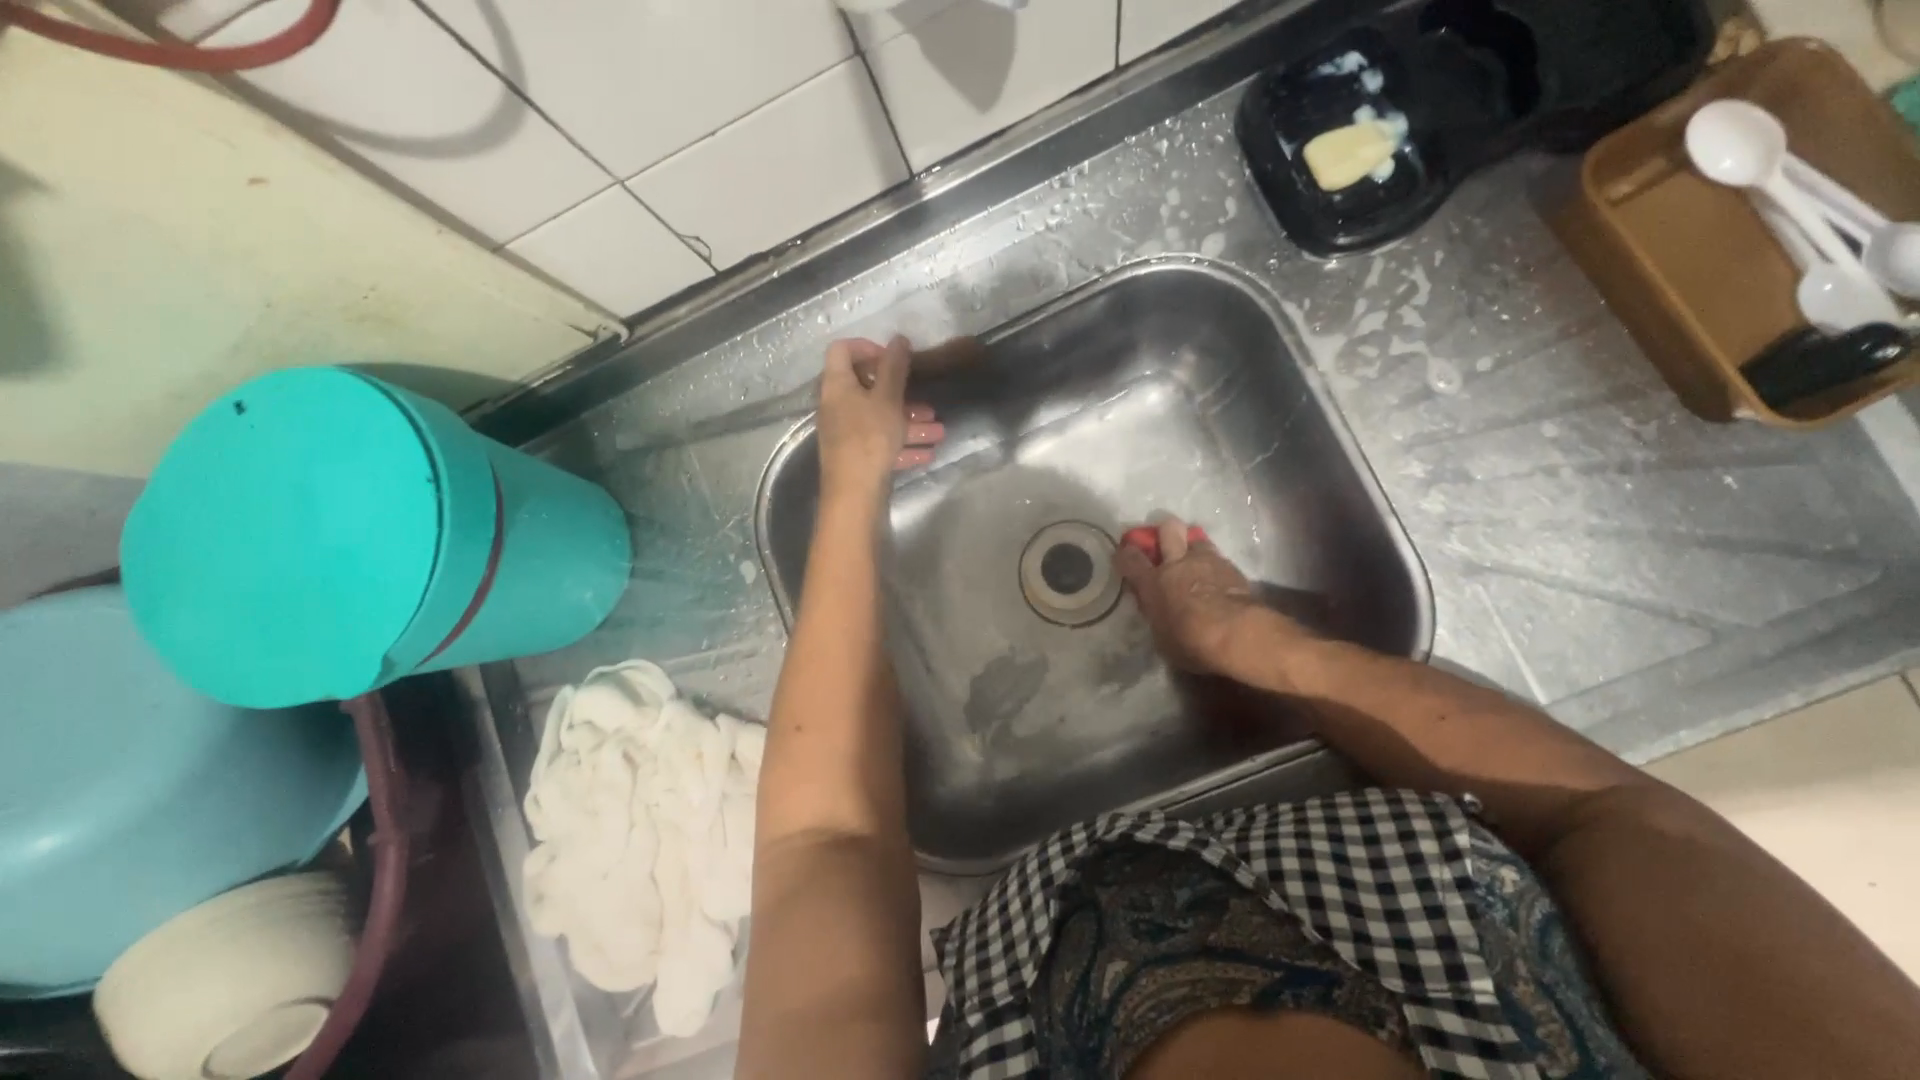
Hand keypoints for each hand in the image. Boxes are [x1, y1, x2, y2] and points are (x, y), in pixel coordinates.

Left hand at [815, 337, 944, 507]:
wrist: (854, 494)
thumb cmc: (869, 438)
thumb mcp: (887, 399)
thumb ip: (894, 367)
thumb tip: (898, 339)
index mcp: (837, 385)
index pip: (843, 350)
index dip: (868, 347)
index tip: (894, 358)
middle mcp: (837, 405)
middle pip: (868, 388)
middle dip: (901, 393)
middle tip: (924, 400)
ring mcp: (845, 433)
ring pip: (879, 418)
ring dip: (909, 422)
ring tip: (938, 430)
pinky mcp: (856, 456)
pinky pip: (880, 442)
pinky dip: (902, 444)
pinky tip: (927, 452)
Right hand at [1113, 516, 1307, 679]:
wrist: (1235, 633)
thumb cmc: (1190, 642)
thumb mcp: (1161, 637)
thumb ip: (1157, 616)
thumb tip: (1157, 612)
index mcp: (1153, 582)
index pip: (1130, 559)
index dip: (1125, 554)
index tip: (1125, 554)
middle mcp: (1177, 563)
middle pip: (1168, 528)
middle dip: (1165, 532)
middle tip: (1166, 544)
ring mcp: (1206, 561)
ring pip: (1197, 538)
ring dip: (1193, 545)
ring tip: (1196, 560)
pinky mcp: (1231, 567)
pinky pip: (1218, 557)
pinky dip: (1215, 564)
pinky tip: (1218, 577)